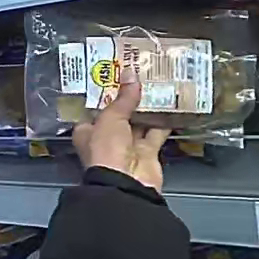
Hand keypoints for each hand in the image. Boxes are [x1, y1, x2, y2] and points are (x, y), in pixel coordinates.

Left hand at [72, 73, 170, 191]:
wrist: (127, 184)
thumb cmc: (107, 149)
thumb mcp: (111, 117)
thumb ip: (123, 98)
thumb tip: (130, 74)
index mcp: (88, 131)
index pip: (94, 108)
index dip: (103, 93)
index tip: (115, 76)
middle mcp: (106, 139)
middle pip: (119, 114)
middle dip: (129, 98)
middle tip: (140, 75)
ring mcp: (127, 147)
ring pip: (139, 122)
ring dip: (147, 107)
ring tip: (157, 84)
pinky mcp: (147, 153)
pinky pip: (156, 133)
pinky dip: (163, 121)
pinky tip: (171, 105)